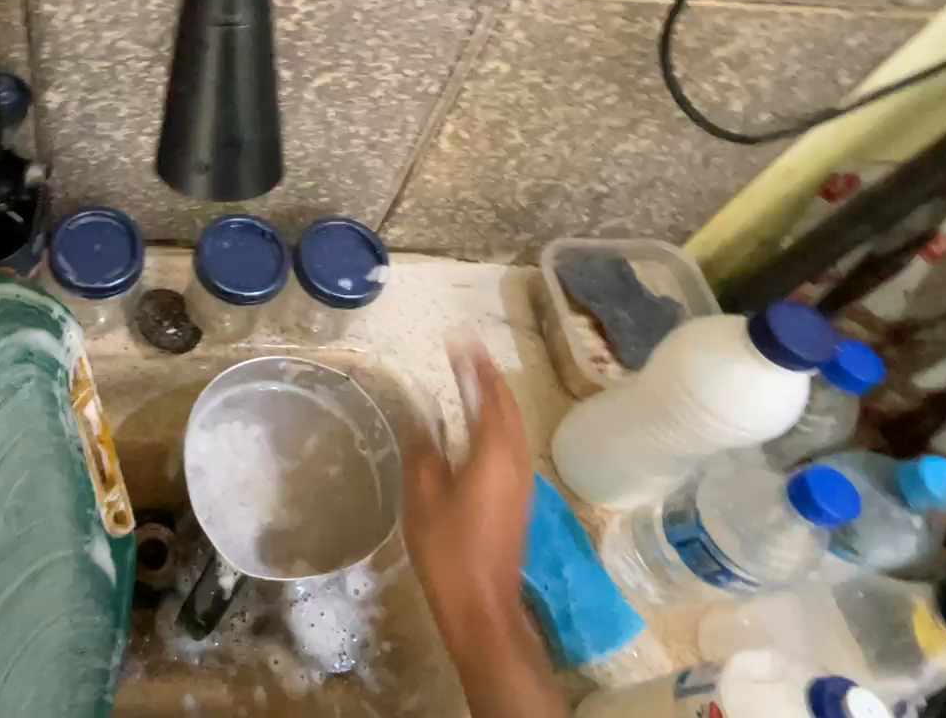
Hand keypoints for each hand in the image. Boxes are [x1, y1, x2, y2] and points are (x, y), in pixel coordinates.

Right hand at [403, 339, 565, 717]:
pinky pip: (513, 442)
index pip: (488, 398)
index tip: (461, 340)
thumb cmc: (448, 550)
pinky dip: (499, 419)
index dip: (475, 367)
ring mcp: (522, 481)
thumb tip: (423, 418)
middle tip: (468, 350)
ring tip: (475, 375)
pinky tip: (482, 421)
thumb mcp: (423, 498)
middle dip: (490, 376)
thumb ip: (423, 452)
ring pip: (514, 426)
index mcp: (492, 456)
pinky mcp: (519, 496)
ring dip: (497, 397)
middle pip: (508, 408)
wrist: (482, 604)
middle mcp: (515, 462)